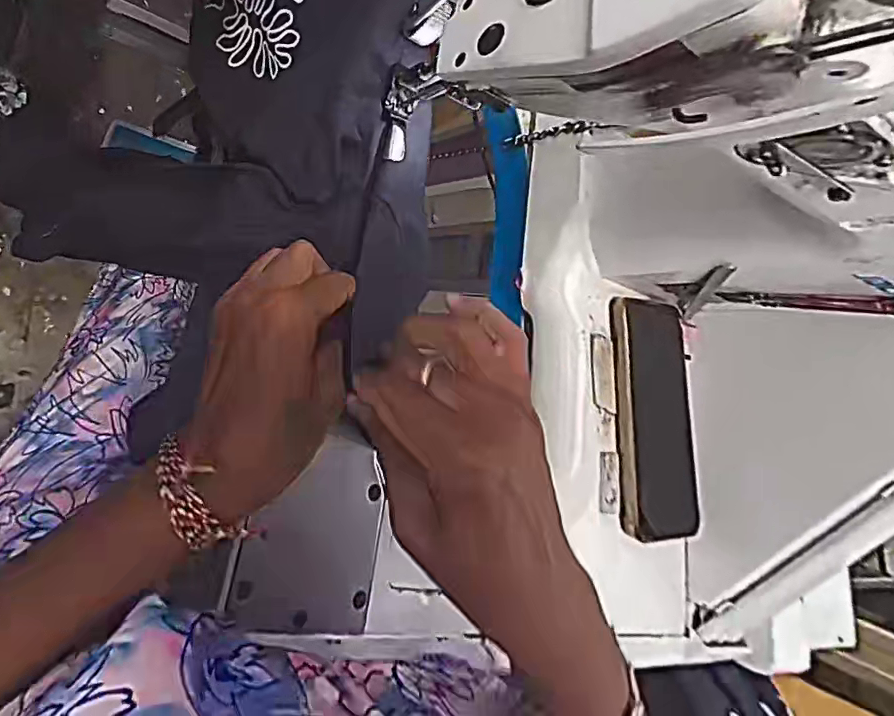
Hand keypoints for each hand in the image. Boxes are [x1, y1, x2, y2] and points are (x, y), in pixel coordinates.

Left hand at [181, 241, 354, 519]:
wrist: (216, 464)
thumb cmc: (278, 438)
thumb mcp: (327, 394)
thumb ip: (336, 344)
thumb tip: (337, 323)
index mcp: (289, 314)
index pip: (335, 280)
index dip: (350, 299)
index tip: (352, 318)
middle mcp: (259, 296)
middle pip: (302, 254)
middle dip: (322, 276)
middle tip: (329, 310)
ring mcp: (234, 300)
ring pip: (274, 258)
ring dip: (294, 276)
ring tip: (303, 312)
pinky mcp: (220, 312)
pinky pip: (253, 277)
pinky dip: (271, 286)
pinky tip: (280, 320)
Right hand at [354, 298, 629, 715]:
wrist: (536, 585)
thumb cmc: (482, 569)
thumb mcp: (414, 522)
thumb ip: (390, 453)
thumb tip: (367, 408)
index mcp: (459, 454)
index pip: (398, 391)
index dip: (369, 384)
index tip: (358, 385)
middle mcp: (492, 420)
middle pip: (429, 357)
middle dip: (394, 356)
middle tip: (378, 369)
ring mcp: (514, 406)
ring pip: (467, 335)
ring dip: (431, 326)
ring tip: (407, 337)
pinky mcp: (526, 404)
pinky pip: (511, 342)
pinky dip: (487, 316)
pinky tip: (461, 307)